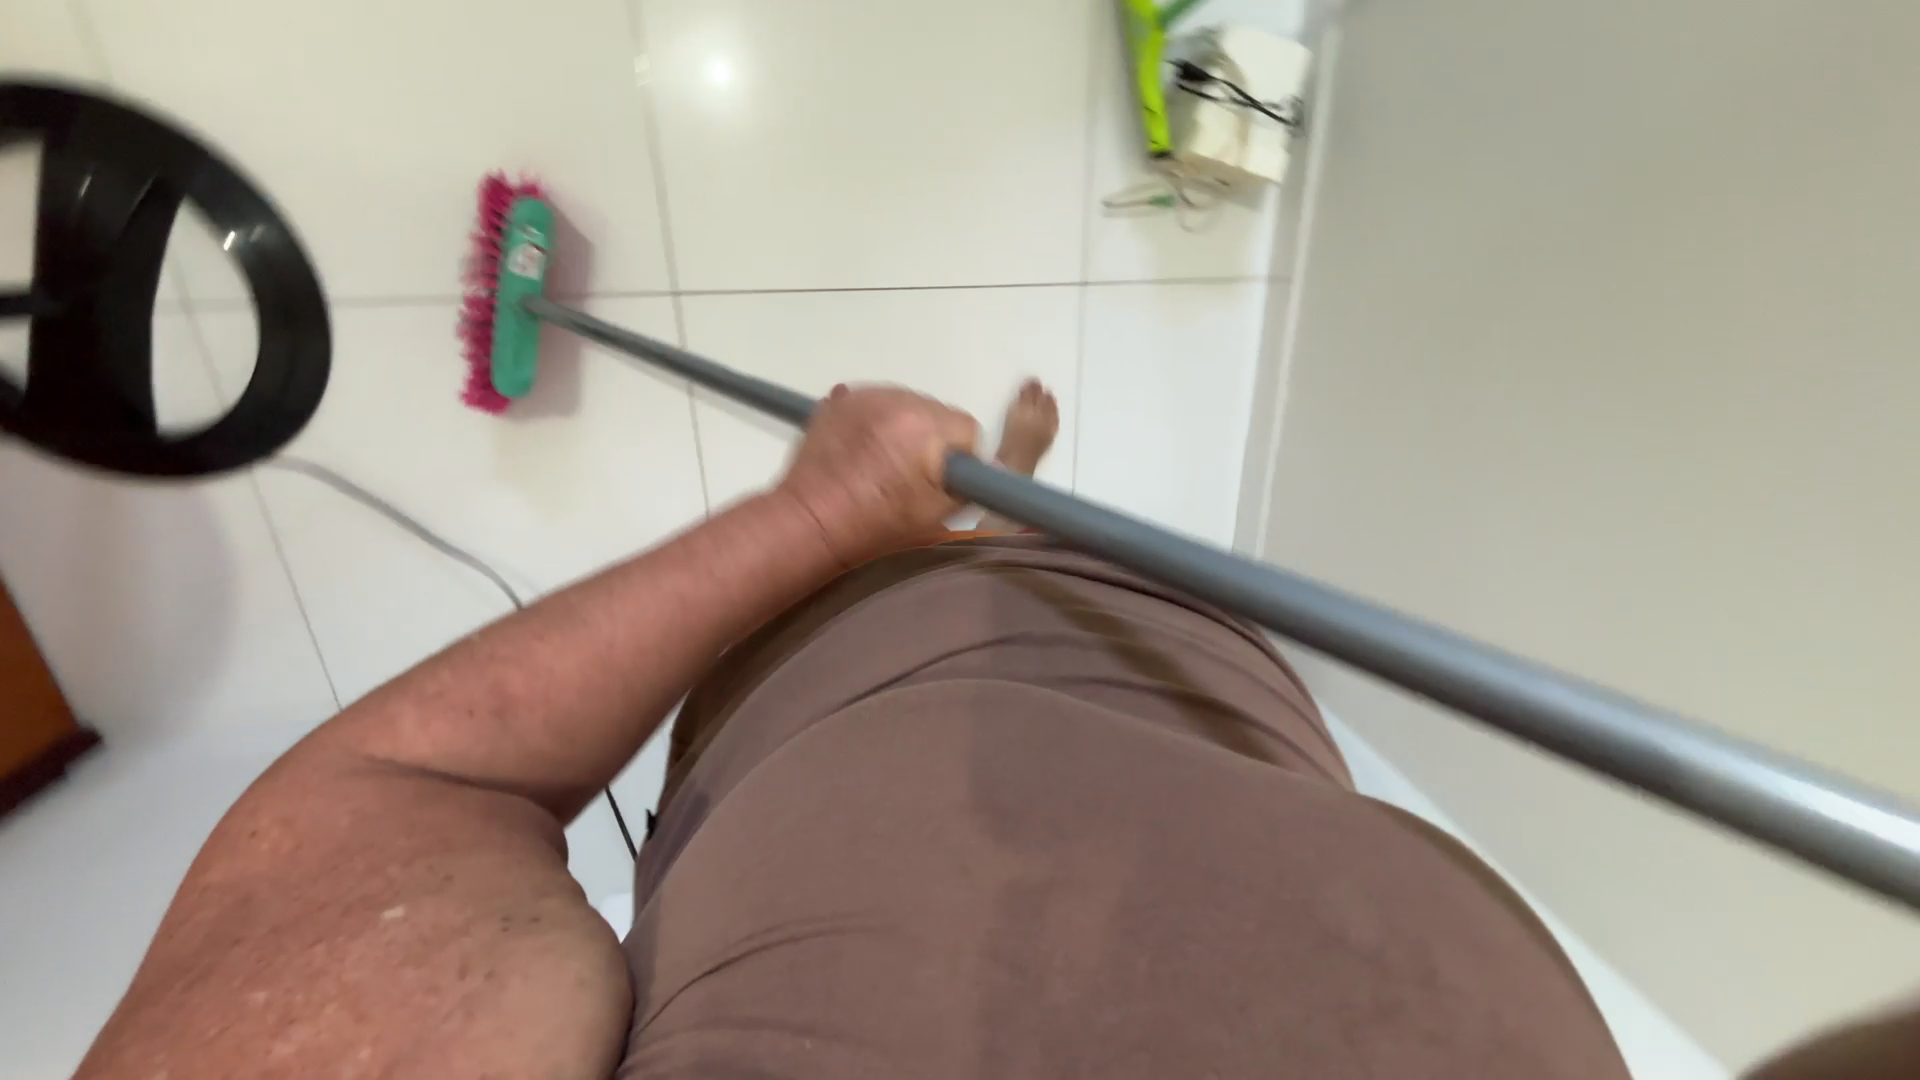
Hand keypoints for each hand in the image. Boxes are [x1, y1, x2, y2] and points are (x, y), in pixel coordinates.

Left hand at [775, 384, 978, 567]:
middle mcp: (897, 398)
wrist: (811, 522)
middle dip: (932, 440)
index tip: (940, 482)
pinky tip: (864, 450)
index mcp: (924, 425)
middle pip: (937, 413)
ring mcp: (864, 396)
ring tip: (882, 464)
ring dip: (905, 428)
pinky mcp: (839, 400)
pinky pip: (876, 403)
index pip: (968, 429)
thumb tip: (992, 469)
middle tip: (909, 477)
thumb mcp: (936, 514)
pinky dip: (878, 420)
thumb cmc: (876, 525)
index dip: (960, 459)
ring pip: (907, 405)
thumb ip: (968, 487)